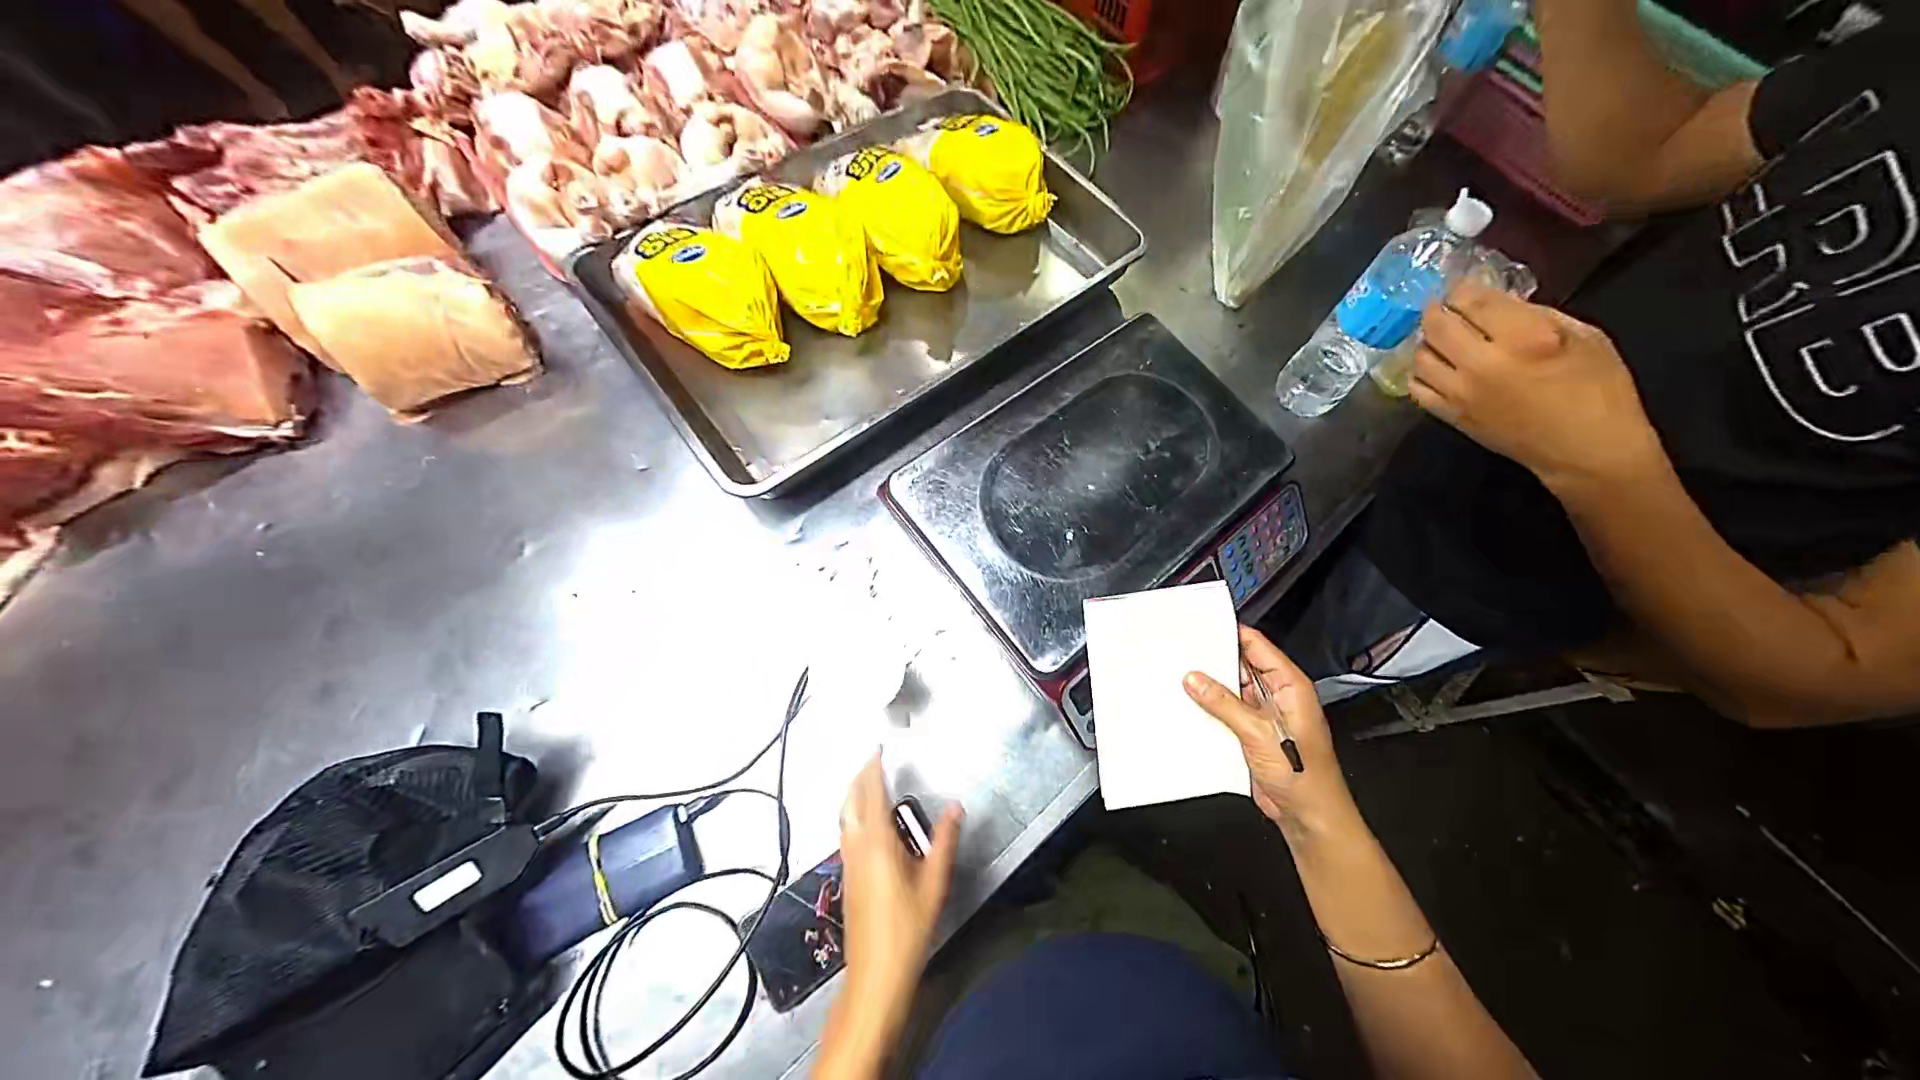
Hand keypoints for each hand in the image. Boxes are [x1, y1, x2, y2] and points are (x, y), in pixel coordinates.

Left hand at [838, 755, 961, 997]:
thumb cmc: (907, 927)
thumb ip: (945, 840)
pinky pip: (847, 831)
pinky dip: (854, 814)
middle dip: (859, 777)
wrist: (876, 971)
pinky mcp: (847, 876)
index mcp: (877, 842)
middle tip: (872, 761)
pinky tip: (868, 822)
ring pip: (845, 816)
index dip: (872, 768)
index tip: (877, 750)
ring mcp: (848, 862)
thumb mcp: (935, 881)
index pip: (871, 793)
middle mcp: (856, 847)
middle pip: (851, 801)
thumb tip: (955, 808)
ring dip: (854, 794)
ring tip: (869, 783)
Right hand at [1183, 626, 1363, 842]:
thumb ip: (1224, 703)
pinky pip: (1226, 711)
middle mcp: (1278, 696)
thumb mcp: (1259, 733)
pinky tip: (1193, 708)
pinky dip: (1210, 709)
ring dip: (1210, 688)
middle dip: (1214, 661)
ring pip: (1231, 689)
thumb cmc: (1305, 777)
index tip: (1204, 628)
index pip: (1258, 645)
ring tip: (1184, 681)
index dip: (1231, 633)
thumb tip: (1197, 680)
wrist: (1308, 815)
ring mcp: (1264, 714)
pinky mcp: (1252, 732)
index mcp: (1290, 686)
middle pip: (1241, 665)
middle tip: (1186, 655)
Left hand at [1411, 281, 1667, 493]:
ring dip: (1425, 341)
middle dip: (1435, 309)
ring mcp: (1459, 392)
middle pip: (1437, 326)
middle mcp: (1483, 363)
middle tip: (1439, 305)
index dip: (1461, 288)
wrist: (1585, 450)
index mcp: (1523, 337)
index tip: (1460, 285)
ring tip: (1437, 336)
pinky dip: (1418, 372)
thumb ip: (1537, 315)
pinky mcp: (1449, 415)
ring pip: (1420, 356)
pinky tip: (1431, 366)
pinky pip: (1416, 388)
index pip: (1472, 301)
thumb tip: (1499, 303)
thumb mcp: (1585, 336)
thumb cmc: (1598, 390)